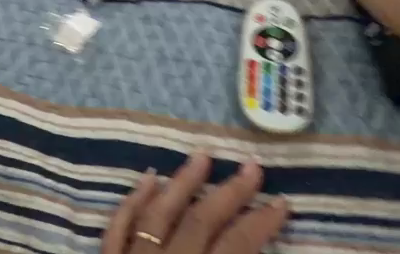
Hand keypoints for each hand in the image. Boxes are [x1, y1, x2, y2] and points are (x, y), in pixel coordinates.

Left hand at [102, 151, 288, 253]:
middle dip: (228, 194)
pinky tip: (147, 179)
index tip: (282, 202)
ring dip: (181, 184)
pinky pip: (116, 229)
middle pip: (199, 222)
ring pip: (156, 215)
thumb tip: (256, 246)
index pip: (234, 245)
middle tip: (252, 165)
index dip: (260, 223)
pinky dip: (132, 203)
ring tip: (202, 155)